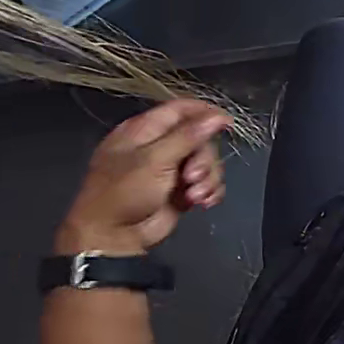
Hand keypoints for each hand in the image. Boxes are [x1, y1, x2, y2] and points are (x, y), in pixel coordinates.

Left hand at [56, 99, 230, 255]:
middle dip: (205, 159)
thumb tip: (217, 117)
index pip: (180, 109)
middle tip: (193, 176)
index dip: (205, 113)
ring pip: (208, 163)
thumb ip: (188, 136)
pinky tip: (202, 202)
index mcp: (145, 130)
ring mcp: (172, 169)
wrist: (116, 234)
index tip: (227, 123)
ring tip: (195, 196)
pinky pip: (208, 183)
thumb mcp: (155, 159)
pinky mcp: (183, 190)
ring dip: (208, 179)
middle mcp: (160, 146)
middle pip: (201, 140)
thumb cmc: (124, 192)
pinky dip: (210, 192)